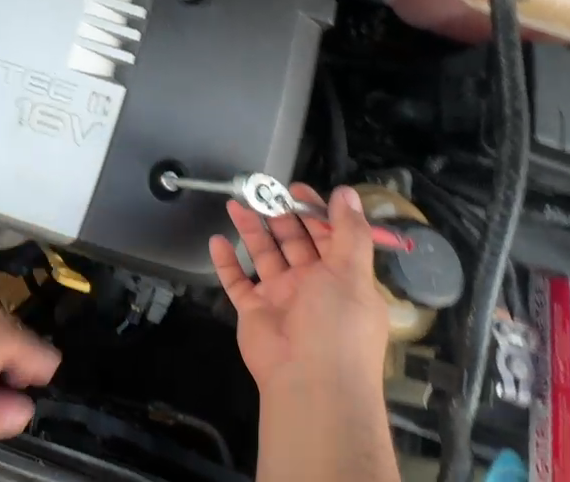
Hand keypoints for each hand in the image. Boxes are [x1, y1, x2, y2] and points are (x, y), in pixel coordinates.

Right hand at [209, 183, 389, 397]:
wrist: (309, 379)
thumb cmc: (337, 325)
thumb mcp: (352, 274)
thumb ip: (349, 232)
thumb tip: (347, 194)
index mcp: (342, 278)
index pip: (329, 237)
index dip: (314, 211)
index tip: (294, 189)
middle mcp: (313, 285)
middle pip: (293, 242)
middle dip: (278, 215)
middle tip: (259, 190)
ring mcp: (281, 297)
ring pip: (264, 255)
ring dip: (251, 230)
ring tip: (235, 204)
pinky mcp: (253, 308)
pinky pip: (237, 280)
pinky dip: (226, 261)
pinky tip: (218, 241)